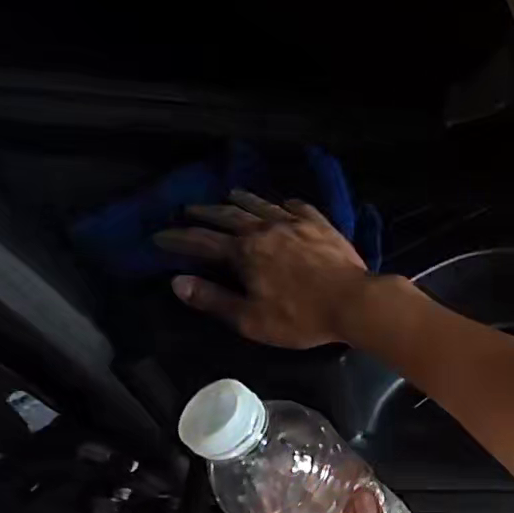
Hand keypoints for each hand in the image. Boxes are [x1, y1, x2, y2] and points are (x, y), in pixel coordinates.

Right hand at [158, 189, 377, 348]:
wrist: (353, 302)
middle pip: (229, 215)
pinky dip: (284, 203)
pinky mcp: (322, 226)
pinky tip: (283, 203)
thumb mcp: (251, 319)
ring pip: (262, 205)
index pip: (202, 242)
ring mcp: (296, 224)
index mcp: (245, 252)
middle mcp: (266, 229)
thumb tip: (178, 282)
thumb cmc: (301, 317)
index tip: (159, 236)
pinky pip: (298, 207)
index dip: (178, 239)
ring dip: (241, 200)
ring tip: (229, 193)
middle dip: (205, 213)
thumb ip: (214, 300)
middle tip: (189, 209)